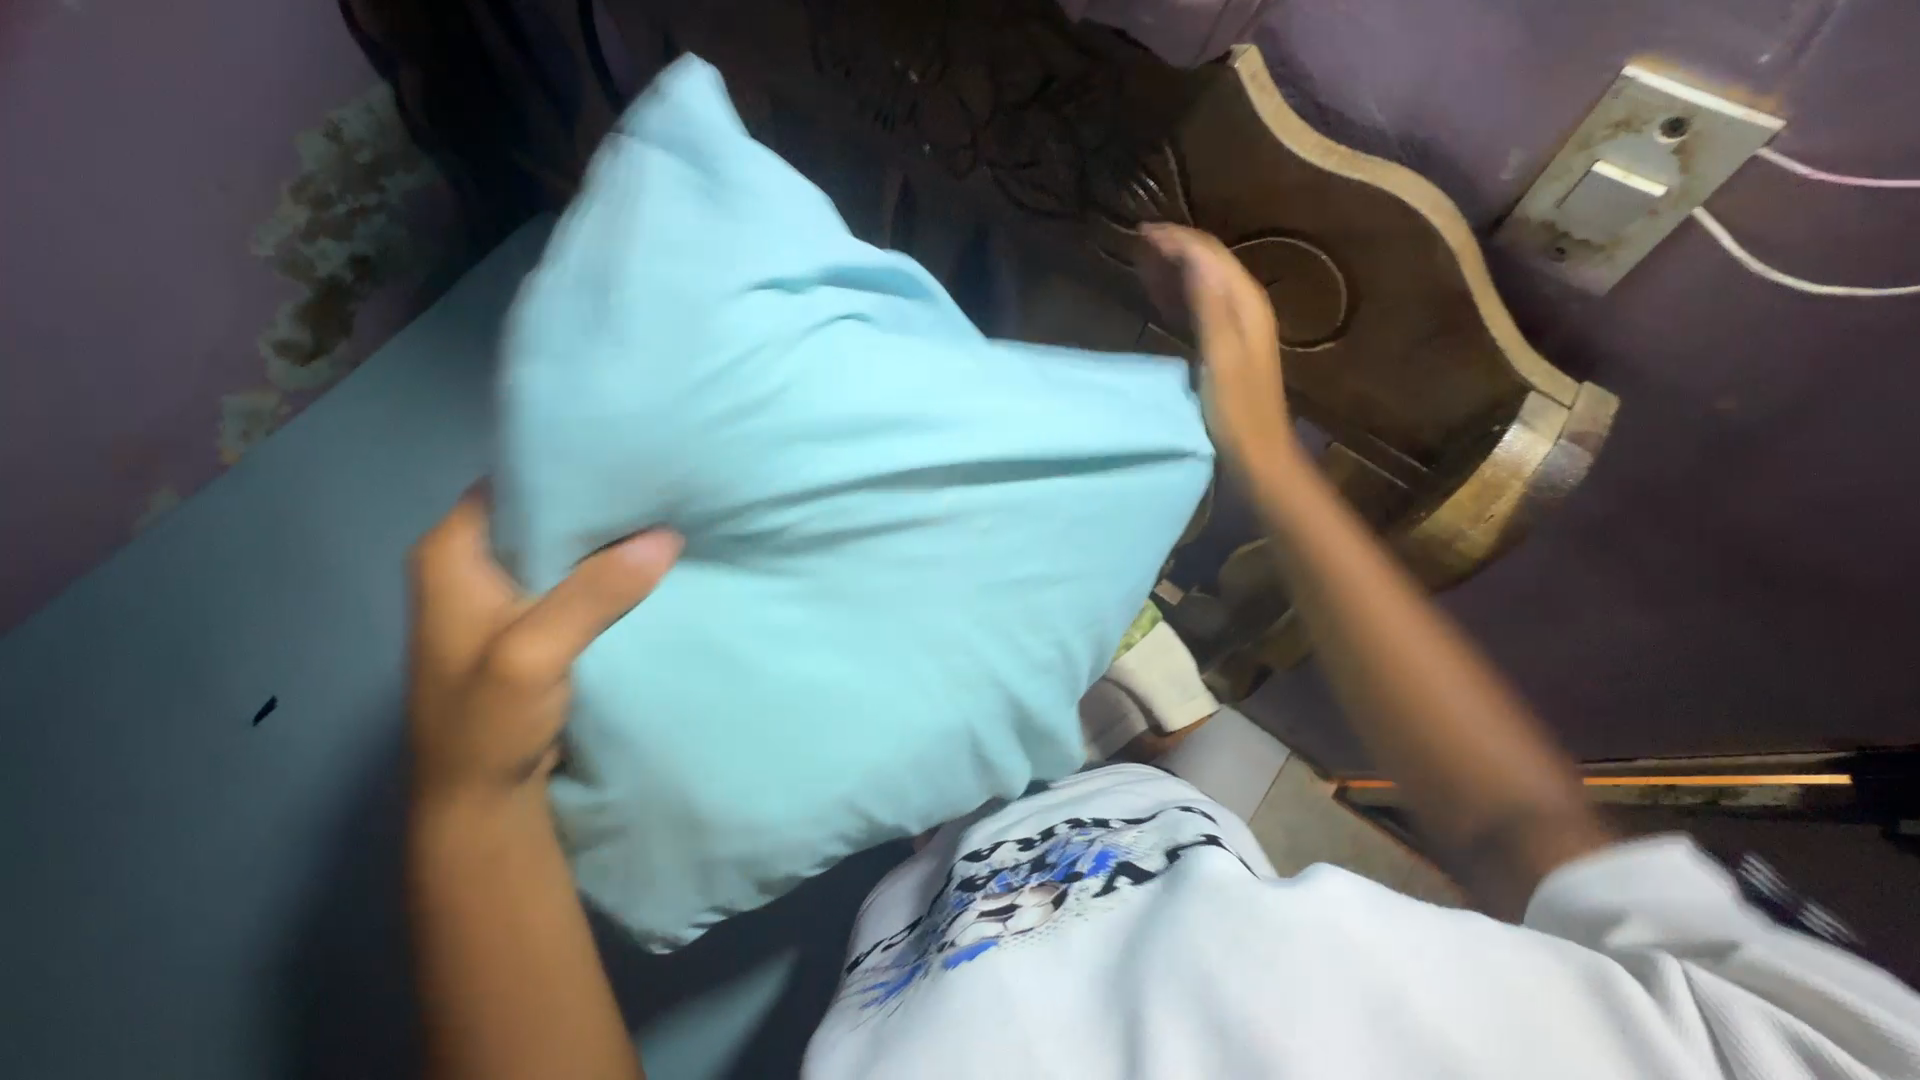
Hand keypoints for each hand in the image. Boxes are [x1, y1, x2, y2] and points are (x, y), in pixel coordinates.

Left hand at [406, 490, 682, 811]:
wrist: (479, 799)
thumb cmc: (485, 723)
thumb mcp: (535, 653)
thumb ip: (595, 593)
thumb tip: (666, 536)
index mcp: (449, 552)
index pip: (514, 482)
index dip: (570, 469)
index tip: (632, 460)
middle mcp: (468, 562)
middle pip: (541, 511)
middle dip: (598, 503)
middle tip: (660, 485)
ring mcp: (498, 594)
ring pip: (560, 546)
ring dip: (606, 540)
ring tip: (663, 514)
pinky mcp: (527, 622)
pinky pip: (572, 579)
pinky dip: (606, 572)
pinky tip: (648, 564)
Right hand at [1136, 223, 1296, 472]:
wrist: (1257, 455)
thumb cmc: (1237, 410)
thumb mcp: (1221, 356)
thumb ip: (1209, 304)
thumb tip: (1192, 256)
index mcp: (1245, 304)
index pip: (1209, 254)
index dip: (1176, 239)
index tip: (1140, 232)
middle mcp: (1244, 307)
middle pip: (1207, 263)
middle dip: (1173, 249)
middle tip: (1134, 243)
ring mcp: (1237, 327)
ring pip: (1202, 283)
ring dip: (1173, 270)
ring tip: (1140, 261)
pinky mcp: (1225, 347)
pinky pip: (1199, 307)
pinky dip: (1178, 296)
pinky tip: (1159, 298)